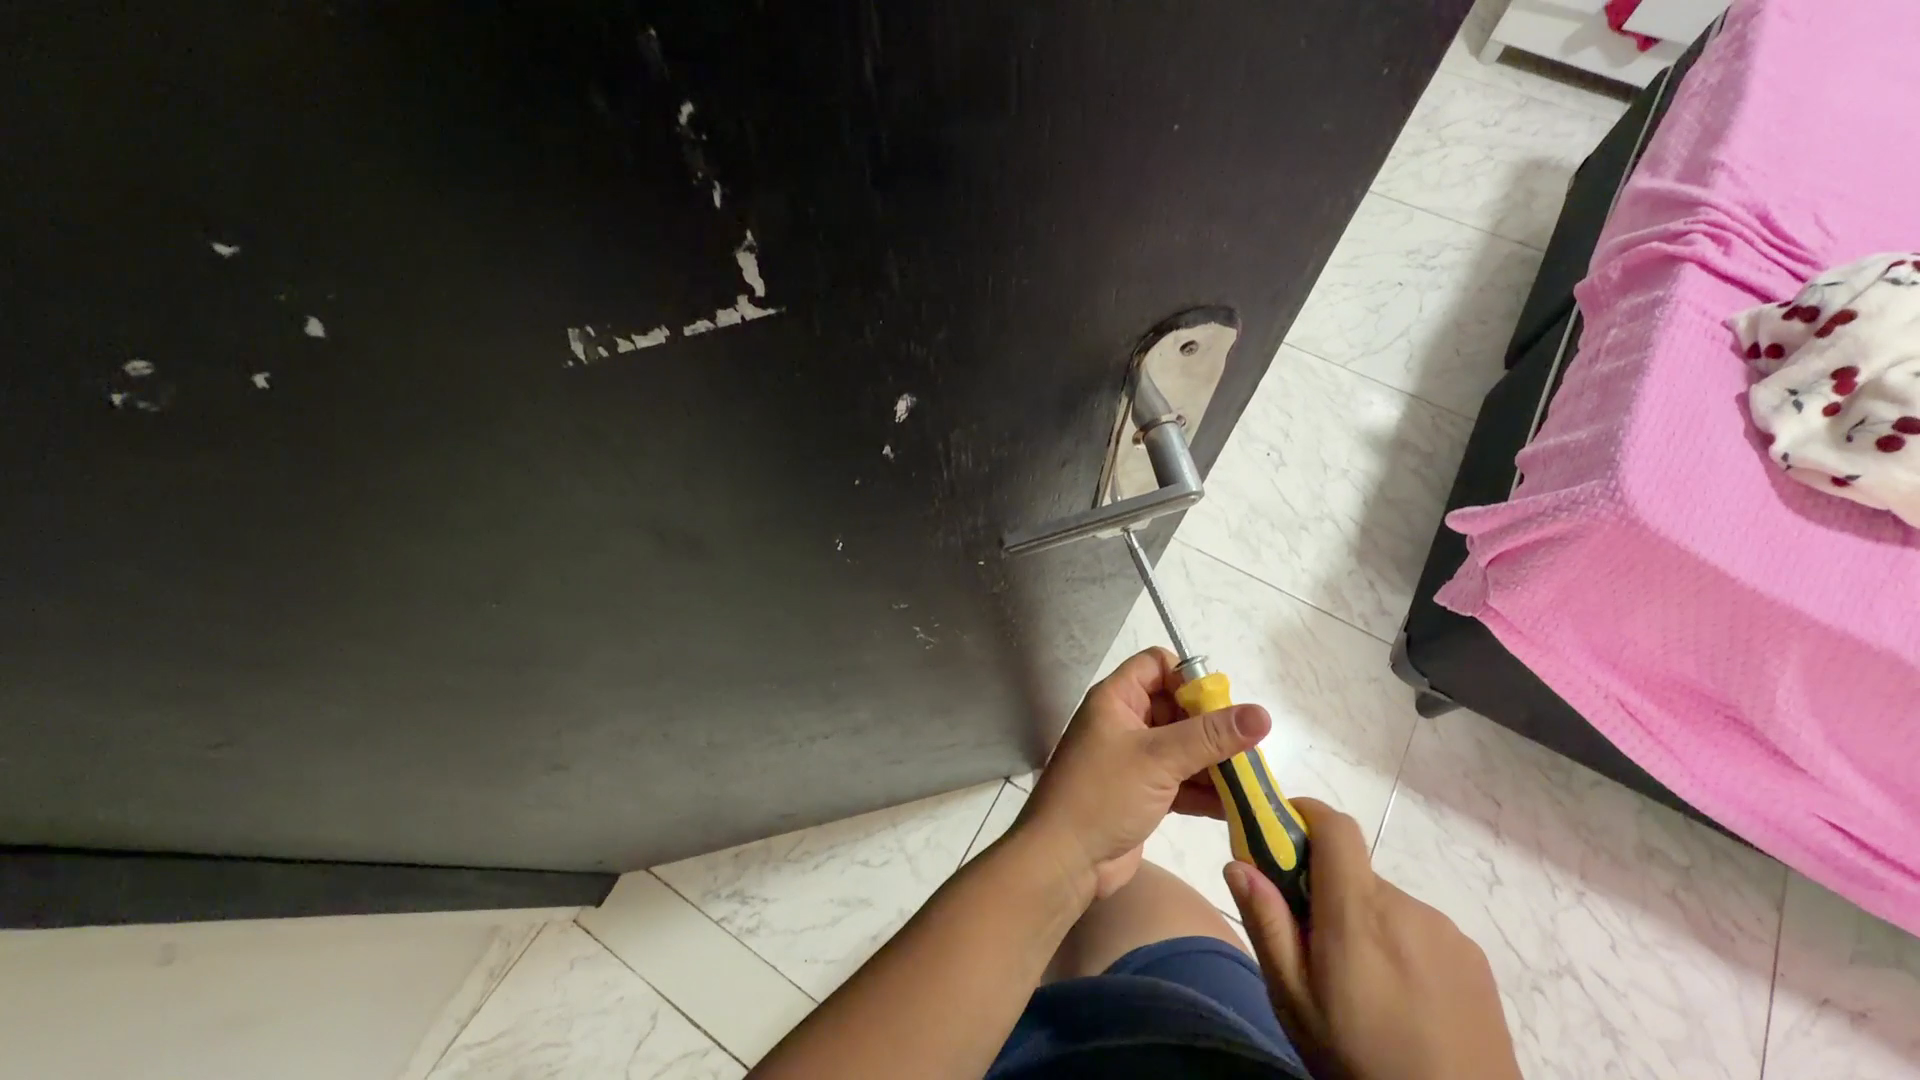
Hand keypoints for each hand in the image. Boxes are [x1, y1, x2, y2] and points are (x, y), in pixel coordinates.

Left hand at [1015, 647, 1270, 899]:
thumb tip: (1262, 714)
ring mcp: (1133, 760)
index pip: (1156, 665)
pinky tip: (1238, 806)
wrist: (1063, 860)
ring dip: (1215, 763)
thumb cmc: (1103, 794)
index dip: (1189, 677)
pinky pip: (1180, 782)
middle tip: (1249, 746)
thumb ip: (1211, 736)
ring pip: (1183, 749)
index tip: (1222, 704)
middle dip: (1213, 727)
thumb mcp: (1159, 759)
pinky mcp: (1142, 794)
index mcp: (1116, 700)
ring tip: (1253, 780)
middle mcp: (1123, 723)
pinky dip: (1205, 791)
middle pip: (1177, 709)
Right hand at [1224, 797, 1521, 1079]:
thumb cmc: (1360, 1060)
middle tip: (1312, 949)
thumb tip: (1238, 862)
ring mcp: (1446, 931)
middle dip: (1327, 893)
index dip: (1306, 816)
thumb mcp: (1294, 1001)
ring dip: (1364, 923)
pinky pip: (1421, 931)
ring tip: (1361, 987)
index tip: (1281, 835)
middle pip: (1355, 873)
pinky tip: (1400, 1000)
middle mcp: (1407, 906)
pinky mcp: (1474, 958)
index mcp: (1358, 912)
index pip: (1335, 827)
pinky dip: (1399, 946)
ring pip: (1386, 905)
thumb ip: (1268, 925)